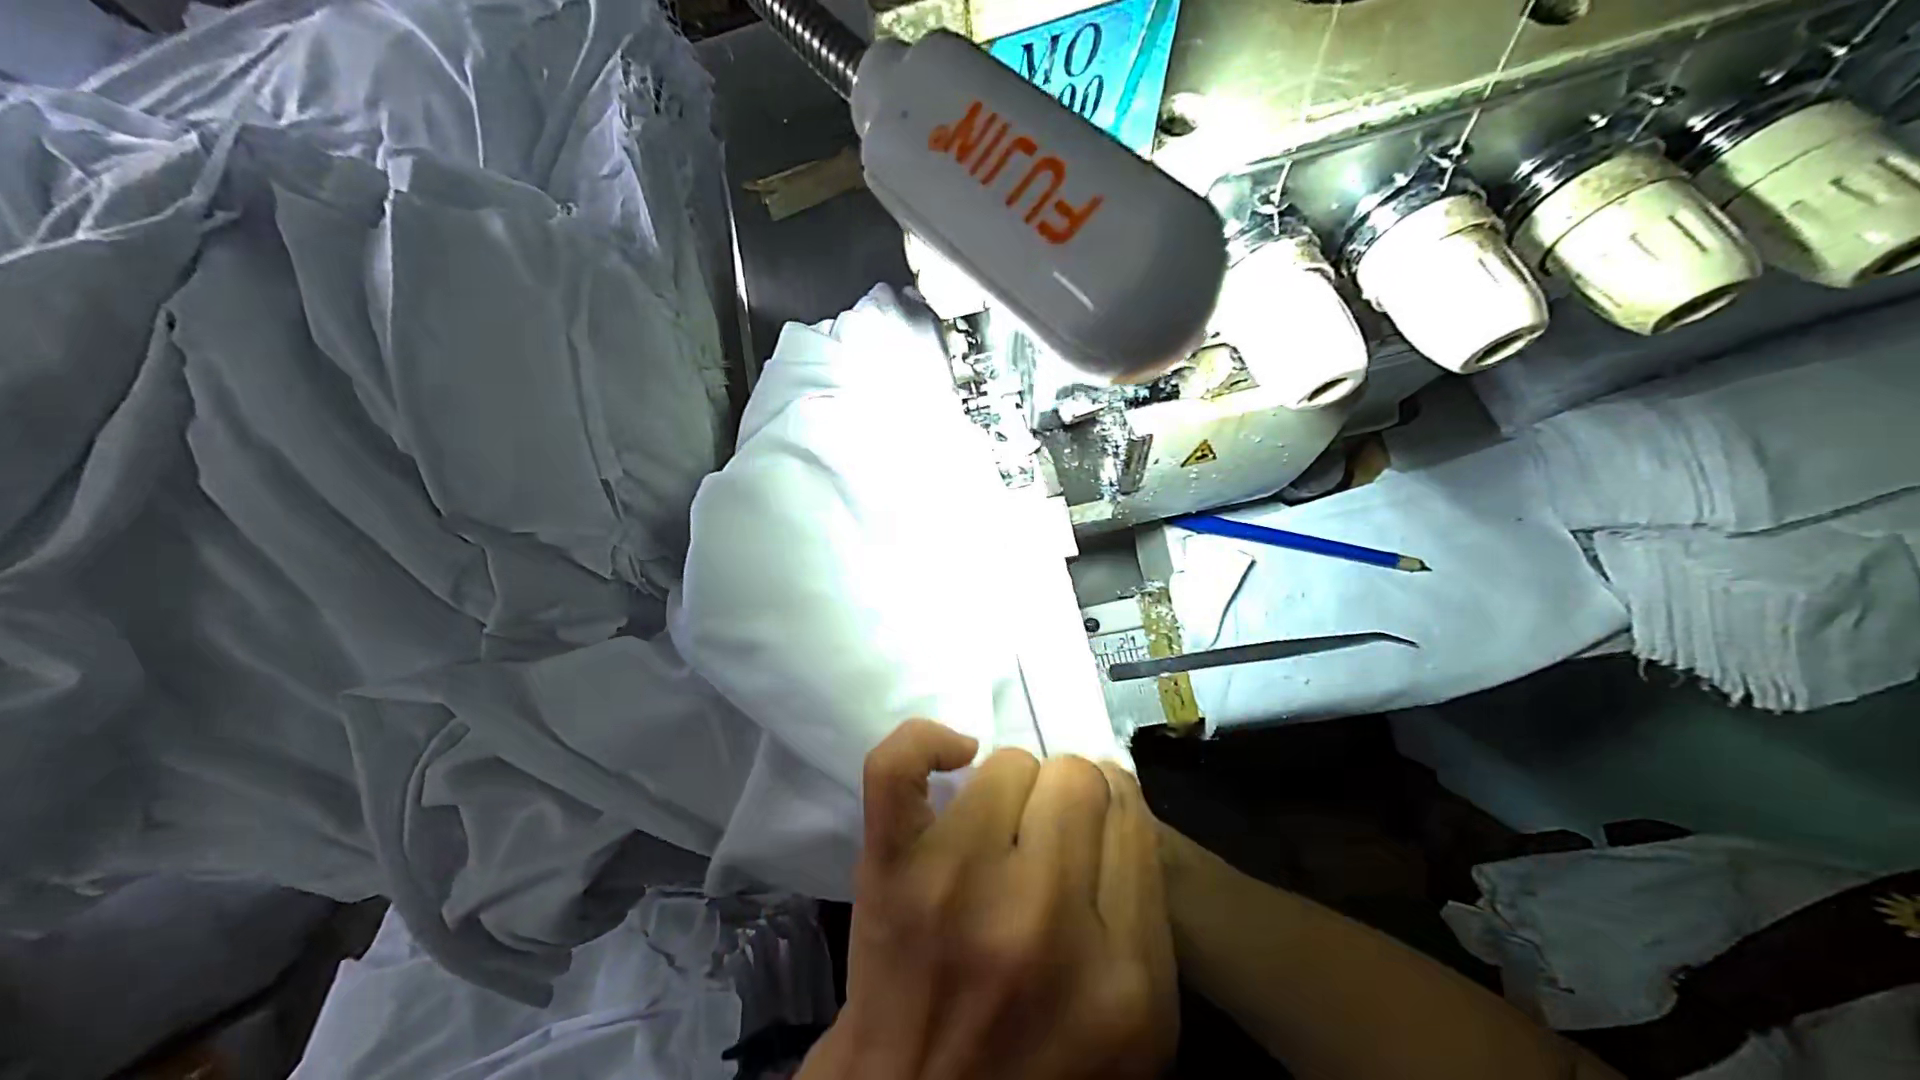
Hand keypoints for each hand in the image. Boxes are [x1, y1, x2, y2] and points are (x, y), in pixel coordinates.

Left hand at [799, 720, 1176, 1079]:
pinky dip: (925, 741)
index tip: (1091, 827)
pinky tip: (952, 756)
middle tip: (1045, 835)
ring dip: (1010, 789)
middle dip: (1067, 801)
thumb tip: (1117, 796)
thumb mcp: (1134, 1018)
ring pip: (1008, 765)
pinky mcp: (889, 869)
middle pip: (1077, 779)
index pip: (1131, 815)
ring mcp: (956, 886)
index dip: (1111, 811)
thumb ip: (1143, 908)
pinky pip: (899, 763)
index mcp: (1124, 973)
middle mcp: (1043, 920)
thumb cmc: (1035, 1057)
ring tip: (997, 830)